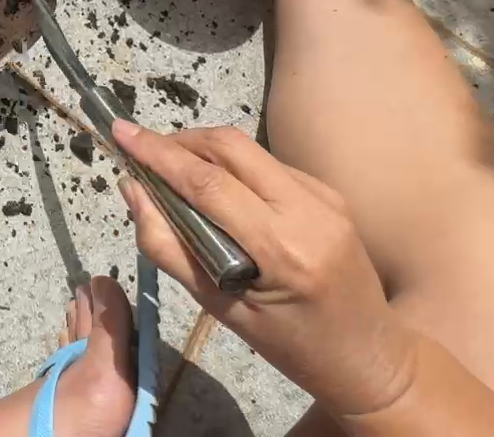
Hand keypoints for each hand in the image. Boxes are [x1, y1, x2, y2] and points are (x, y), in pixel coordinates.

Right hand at [111, 121, 416, 418]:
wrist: (373, 360)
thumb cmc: (289, 345)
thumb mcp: (216, 307)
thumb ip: (166, 245)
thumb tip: (131, 189)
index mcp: (284, 251)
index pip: (207, 183)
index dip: (158, 152)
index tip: (120, 132)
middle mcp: (310, 212)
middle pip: (228, 146)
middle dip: (178, 141)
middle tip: (146, 155)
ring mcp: (325, 198)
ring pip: (245, 148)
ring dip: (201, 150)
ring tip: (176, 175)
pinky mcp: (329, 192)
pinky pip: (263, 162)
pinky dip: (229, 165)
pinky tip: (220, 193)